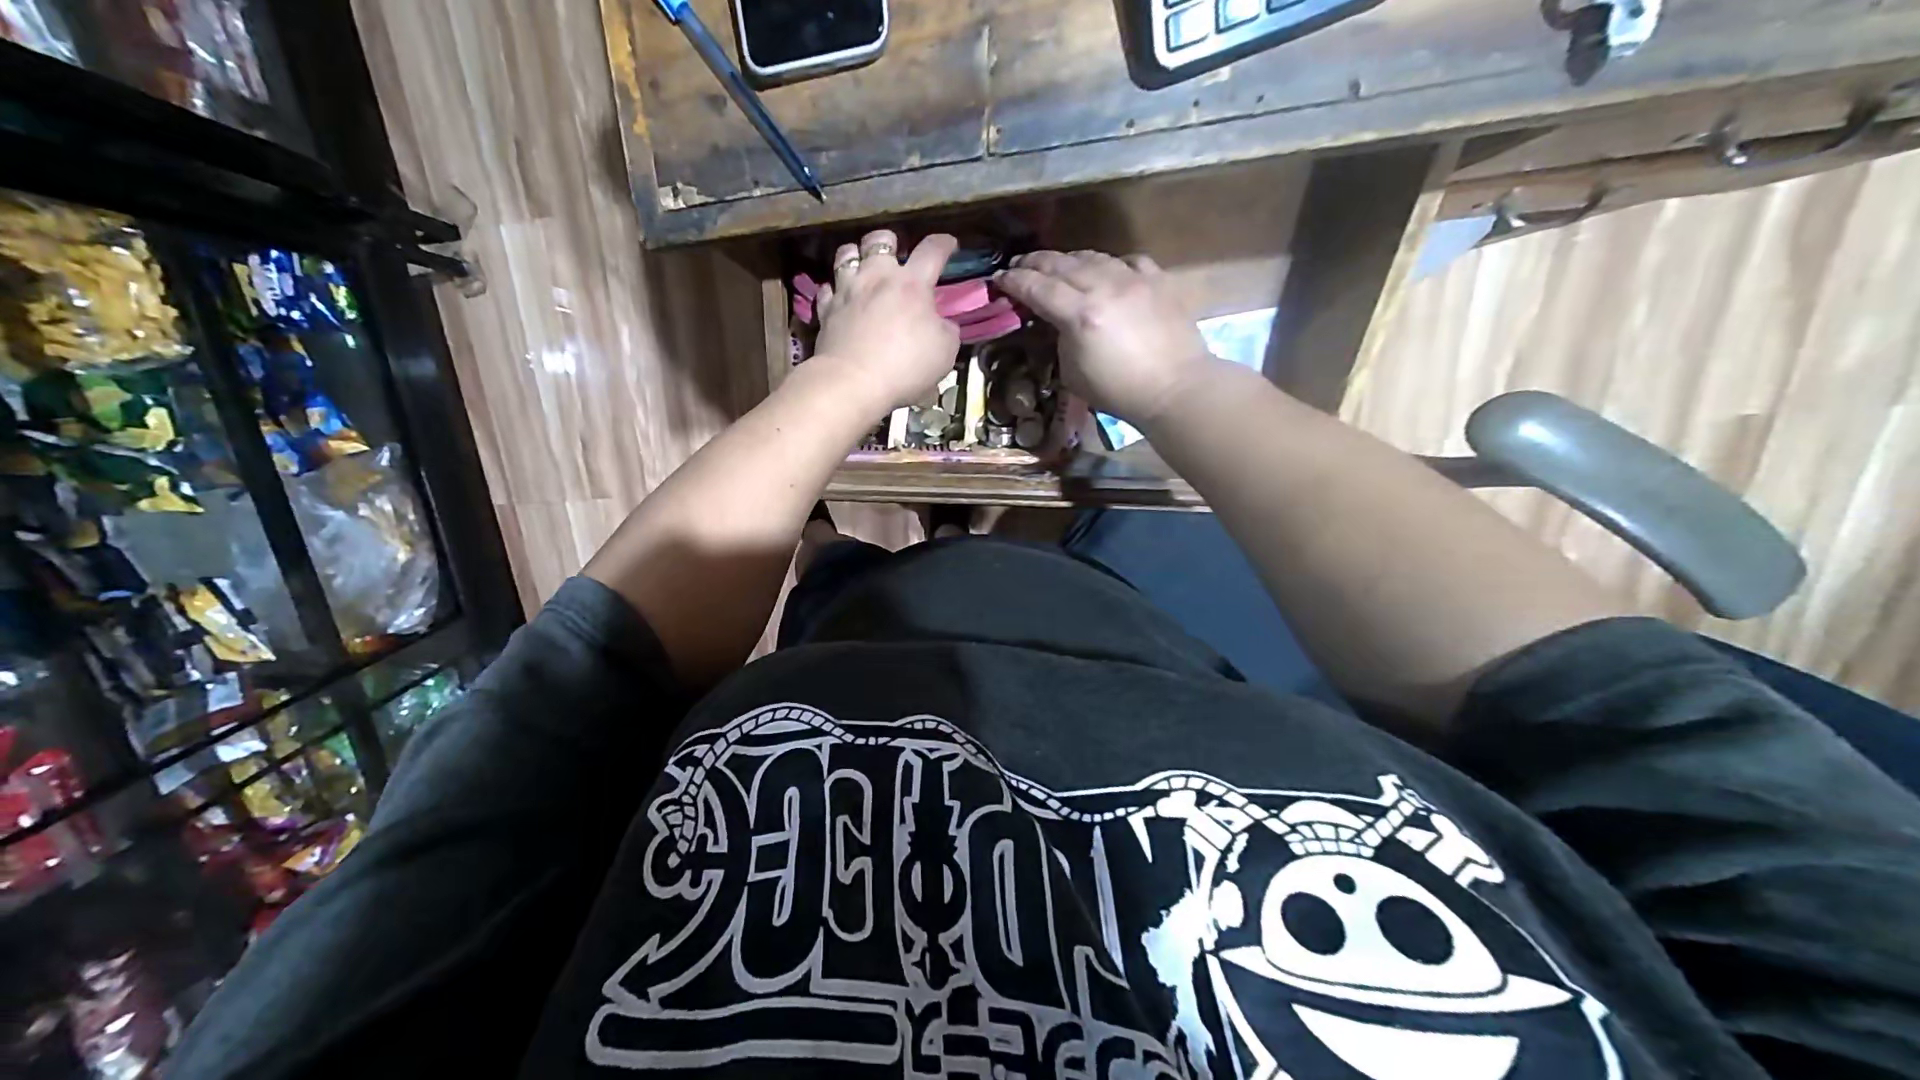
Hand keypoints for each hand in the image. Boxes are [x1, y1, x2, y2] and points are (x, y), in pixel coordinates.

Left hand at [814, 230, 960, 413]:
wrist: (853, 382)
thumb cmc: (906, 366)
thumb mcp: (945, 352)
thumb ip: (946, 331)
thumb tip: (942, 324)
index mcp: (912, 284)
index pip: (932, 250)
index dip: (944, 243)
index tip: (949, 245)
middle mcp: (877, 277)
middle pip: (880, 240)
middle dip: (889, 242)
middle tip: (895, 253)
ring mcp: (847, 291)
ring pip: (846, 254)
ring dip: (856, 256)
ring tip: (862, 266)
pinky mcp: (827, 310)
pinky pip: (828, 289)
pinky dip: (835, 290)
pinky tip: (841, 296)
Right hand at [996, 250, 1215, 425]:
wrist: (1176, 388)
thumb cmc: (1119, 391)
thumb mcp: (1072, 372)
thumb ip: (1060, 338)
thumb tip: (1058, 321)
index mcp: (1080, 315)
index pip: (1037, 287)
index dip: (1014, 280)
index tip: (1000, 278)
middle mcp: (1105, 287)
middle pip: (1061, 264)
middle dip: (1035, 262)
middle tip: (1019, 264)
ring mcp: (1133, 279)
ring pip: (1093, 257)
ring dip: (1069, 260)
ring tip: (1057, 265)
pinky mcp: (1157, 280)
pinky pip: (1127, 261)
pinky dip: (1110, 264)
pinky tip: (1105, 271)